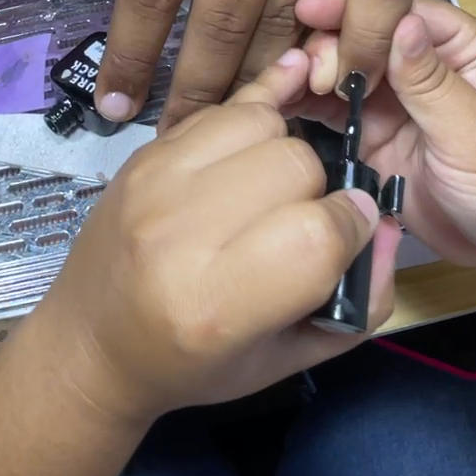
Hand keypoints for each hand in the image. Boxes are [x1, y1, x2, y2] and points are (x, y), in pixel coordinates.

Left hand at [16, 54, 400, 425]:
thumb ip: (357, 302)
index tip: (349, 231)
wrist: (91, 342)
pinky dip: (249, 119)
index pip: (315, 233)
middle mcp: (177, 233)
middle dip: (319, 187)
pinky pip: (218, 109)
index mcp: (212, 304)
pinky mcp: (142, 154)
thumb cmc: (190, 366)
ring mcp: (153, 182)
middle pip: (292, 163)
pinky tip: (265, 128)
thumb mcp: (285, 361)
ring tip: (273, 182)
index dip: (350, 225)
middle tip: (303, 213)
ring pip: (259, 121)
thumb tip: (385, 222)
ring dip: (283, 146)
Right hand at [269, 0, 475, 269]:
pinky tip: (280, 102)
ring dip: (313, 72)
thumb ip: (434, 84)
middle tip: (308, 73)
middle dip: (332, 46)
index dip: (358, 7)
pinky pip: (334, 109)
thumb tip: (400, 25)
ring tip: (286, 84)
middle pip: (367, 35)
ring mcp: (397, 99)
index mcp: (467, 50)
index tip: (311, 10)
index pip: (406, 11)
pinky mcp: (373, 132)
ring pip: (344, 68)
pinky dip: (307, 103)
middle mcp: (426, 65)